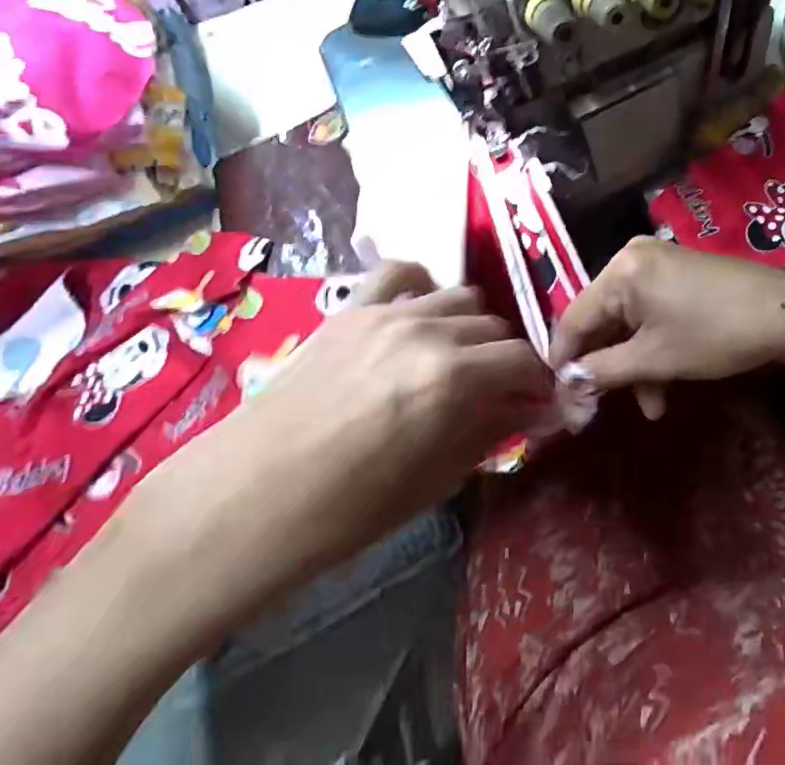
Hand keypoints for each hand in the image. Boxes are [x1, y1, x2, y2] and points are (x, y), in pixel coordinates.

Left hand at [124, 262, 551, 607]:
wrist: (243, 501)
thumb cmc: (344, 511)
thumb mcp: (434, 479)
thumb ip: (491, 431)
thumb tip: (537, 410)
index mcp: (452, 377)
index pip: (523, 361)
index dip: (540, 383)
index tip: (541, 402)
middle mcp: (426, 330)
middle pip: (497, 328)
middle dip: (509, 360)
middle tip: (500, 392)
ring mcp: (386, 313)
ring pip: (460, 298)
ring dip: (474, 328)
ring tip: (461, 360)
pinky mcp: (351, 309)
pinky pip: (403, 274)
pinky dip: (426, 290)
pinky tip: (422, 316)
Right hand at [549, 239, 784, 417]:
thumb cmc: (716, 334)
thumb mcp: (656, 358)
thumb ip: (604, 370)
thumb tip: (567, 381)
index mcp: (620, 270)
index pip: (574, 317)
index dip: (564, 358)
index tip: (559, 394)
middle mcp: (633, 259)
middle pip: (602, 319)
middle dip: (607, 367)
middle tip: (601, 408)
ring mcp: (660, 264)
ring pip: (629, 322)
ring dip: (635, 365)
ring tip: (652, 406)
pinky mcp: (681, 275)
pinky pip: (651, 313)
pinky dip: (653, 346)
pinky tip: (665, 383)